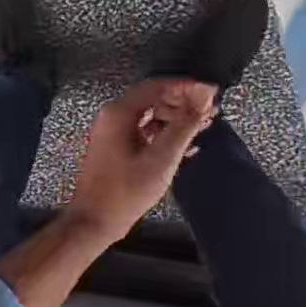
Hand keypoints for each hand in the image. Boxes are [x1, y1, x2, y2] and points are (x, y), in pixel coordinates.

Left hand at [67, 78, 218, 241]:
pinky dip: (164, 133)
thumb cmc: (126, 191)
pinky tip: (186, 145)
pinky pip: (144, 130)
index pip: (157, 86)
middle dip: (183, 102)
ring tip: (203, 125)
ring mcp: (113, 131)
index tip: (211, 91)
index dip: (187, 86)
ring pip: (150, 115)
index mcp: (119, 113)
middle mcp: (113, 116)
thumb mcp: (162, 157)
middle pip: (153, 98)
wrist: (94, 221)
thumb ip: (184, 124)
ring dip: (176, 118)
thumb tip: (203, 96)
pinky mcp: (116, 147)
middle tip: (210, 110)